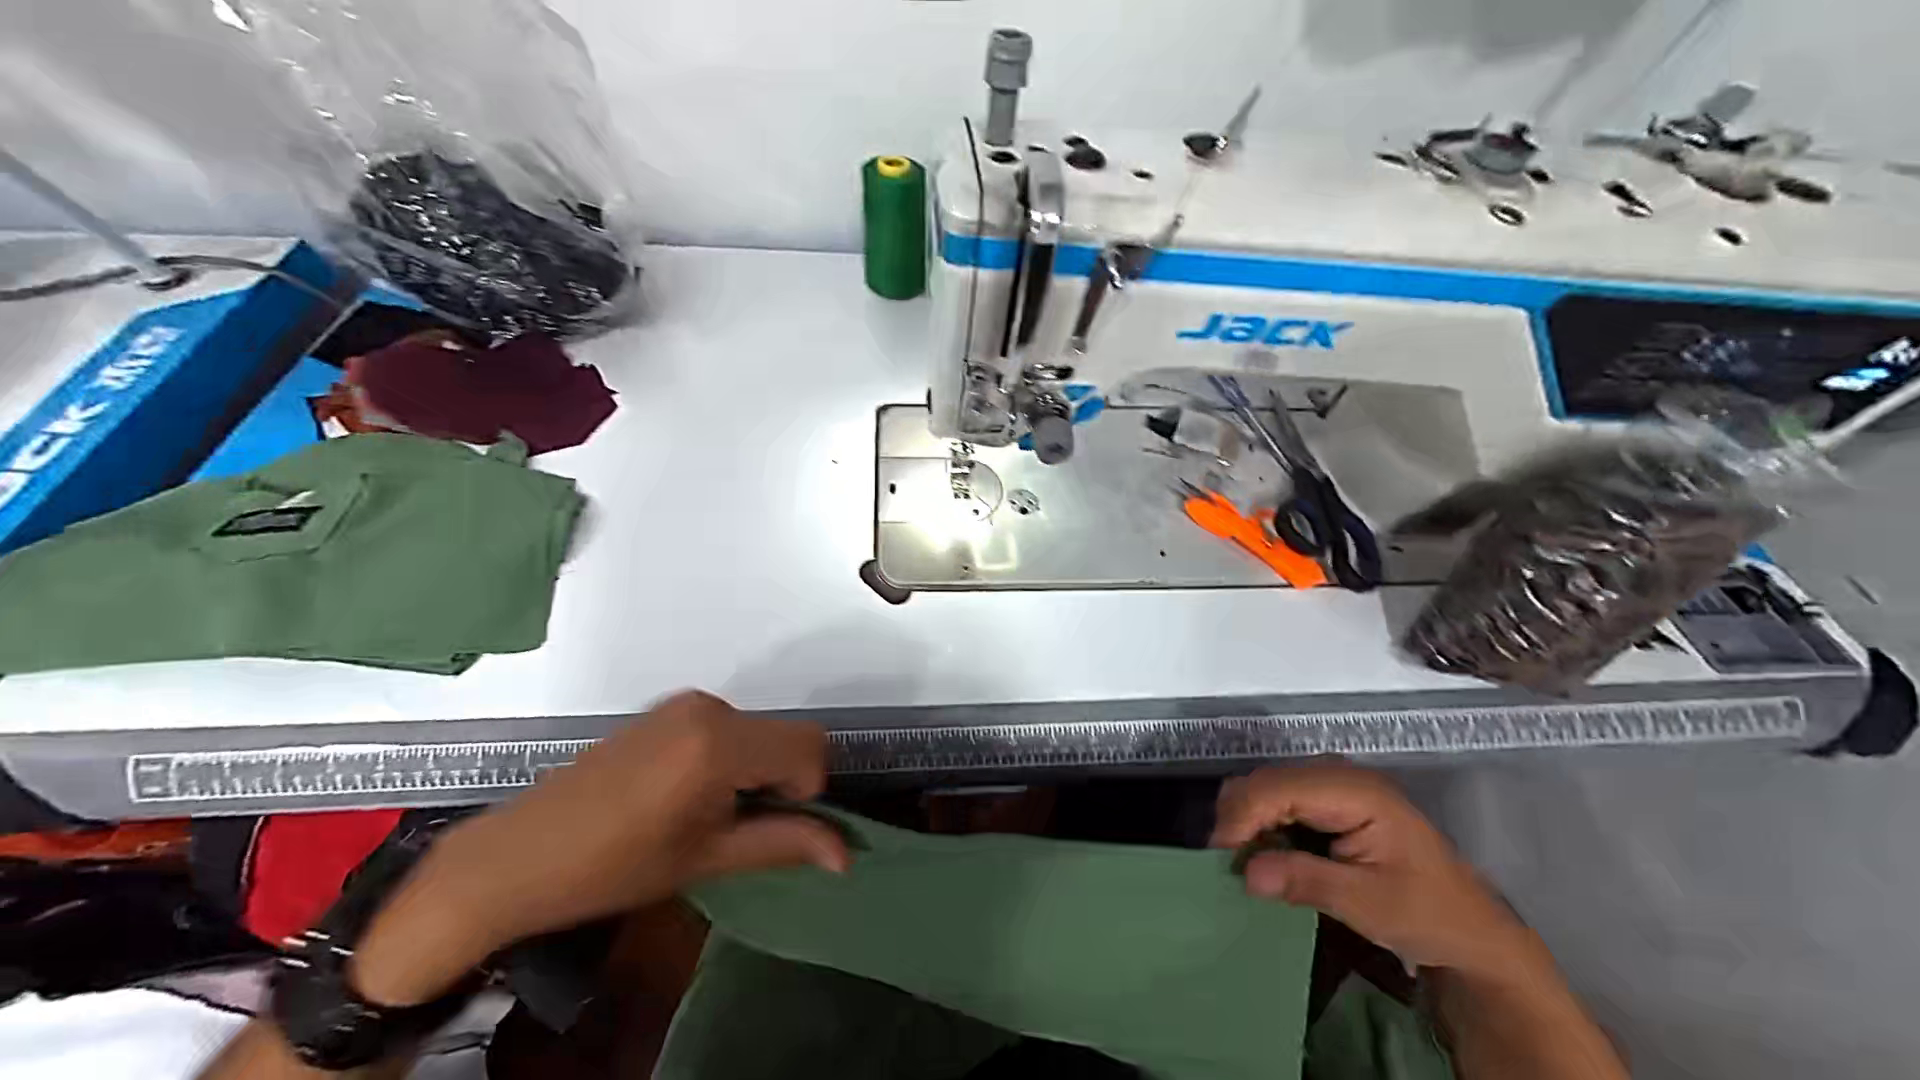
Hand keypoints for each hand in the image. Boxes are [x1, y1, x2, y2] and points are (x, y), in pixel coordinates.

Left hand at [351, 691, 847, 1004]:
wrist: (517, 857)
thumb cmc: (612, 867)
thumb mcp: (707, 859)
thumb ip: (783, 844)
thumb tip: (846, 855)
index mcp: (719, 741)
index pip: (810, 745)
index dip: (807, 789)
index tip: (767, 824)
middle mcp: (709, 707)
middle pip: (785, 736)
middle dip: (780, 781)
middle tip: (736, 827)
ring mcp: (684, 703)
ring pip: (758, 731)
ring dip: (754, 770)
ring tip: (704, 815)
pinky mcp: (665, 709)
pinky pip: (726, 726)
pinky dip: (728, 757)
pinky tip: (683, 795)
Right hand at [1211, 763, 1537, 981]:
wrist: (1473, 931)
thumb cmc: (1429, 915)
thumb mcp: (1370, 904)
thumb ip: (1306, 881)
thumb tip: (1246, 873)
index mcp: (1355, 791)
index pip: (1277, 788)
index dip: (1242, 817)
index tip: (1223, 858)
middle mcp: (1338, 775)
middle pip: (1264, 780)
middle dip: (1238, 818)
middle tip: (1230, 864)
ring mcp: (1332, 784)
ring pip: (1264, 787)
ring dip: (1246, 821)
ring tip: (1245, 862)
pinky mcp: (1327, 799)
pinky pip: (1277, 800)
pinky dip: (1261, 824)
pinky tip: (1265, 854)